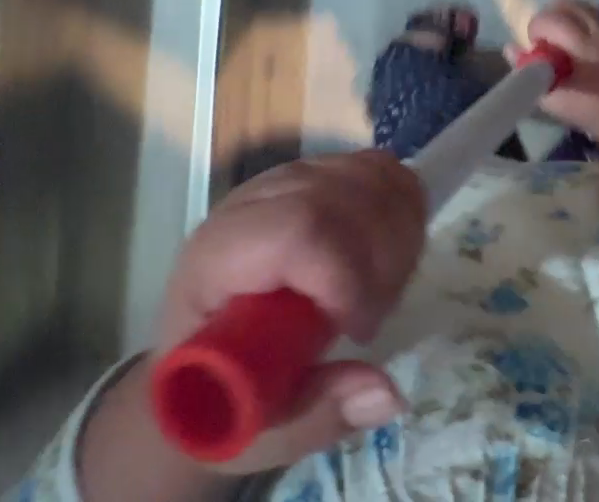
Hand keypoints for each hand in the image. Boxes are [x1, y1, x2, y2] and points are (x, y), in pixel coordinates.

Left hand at [80, 152, 426, 496]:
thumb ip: (318, 414)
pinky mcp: (316, 176)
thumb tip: (389, 392)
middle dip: (384, 261)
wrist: (194, 361)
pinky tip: (392, 251)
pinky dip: (403, 204)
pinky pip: (377, 167)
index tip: (360, 332)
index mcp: (215, 262)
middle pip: (344, 198)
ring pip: (368, 175)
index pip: (297, 231)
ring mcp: (286, 182)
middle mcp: (249, 207)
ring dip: (399, 234)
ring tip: (382, 287)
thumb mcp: (254, 430)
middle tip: (375, 315)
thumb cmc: (214, 397)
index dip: (347, 275)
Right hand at [511, 0, 598, 172]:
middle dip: (547, 18)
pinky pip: (592, 14)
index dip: (535, 30)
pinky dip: (578, 22)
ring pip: (579, 5)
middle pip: (565, 3)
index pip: (549, 19)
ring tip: (560, 43)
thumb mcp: (554, 99)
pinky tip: (576, 45)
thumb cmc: (593, 112)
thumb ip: (530, 72)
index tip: (535, 50)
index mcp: (584, 43)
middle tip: (545, 43)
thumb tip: (511, 48)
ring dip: (563, 17)